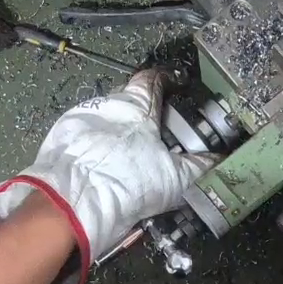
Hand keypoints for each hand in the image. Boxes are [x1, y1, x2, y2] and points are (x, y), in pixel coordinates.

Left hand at [0, 69, 213, 283]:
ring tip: (128, 161)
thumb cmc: (126, 182)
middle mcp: (106, 104)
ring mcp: (80, 119)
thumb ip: (200, 168)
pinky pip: (84, 139)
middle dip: (142, 116)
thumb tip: (221, 163)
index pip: (154, 78)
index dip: (167, 81)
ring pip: (106, 121)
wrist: (71, 205)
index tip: (175, 87)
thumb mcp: (173, 179)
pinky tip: (104, 171)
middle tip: (156, 138)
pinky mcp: (60, 140)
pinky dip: (96, 150)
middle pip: (129, 100)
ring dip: (117, 135)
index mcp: (136, 104)